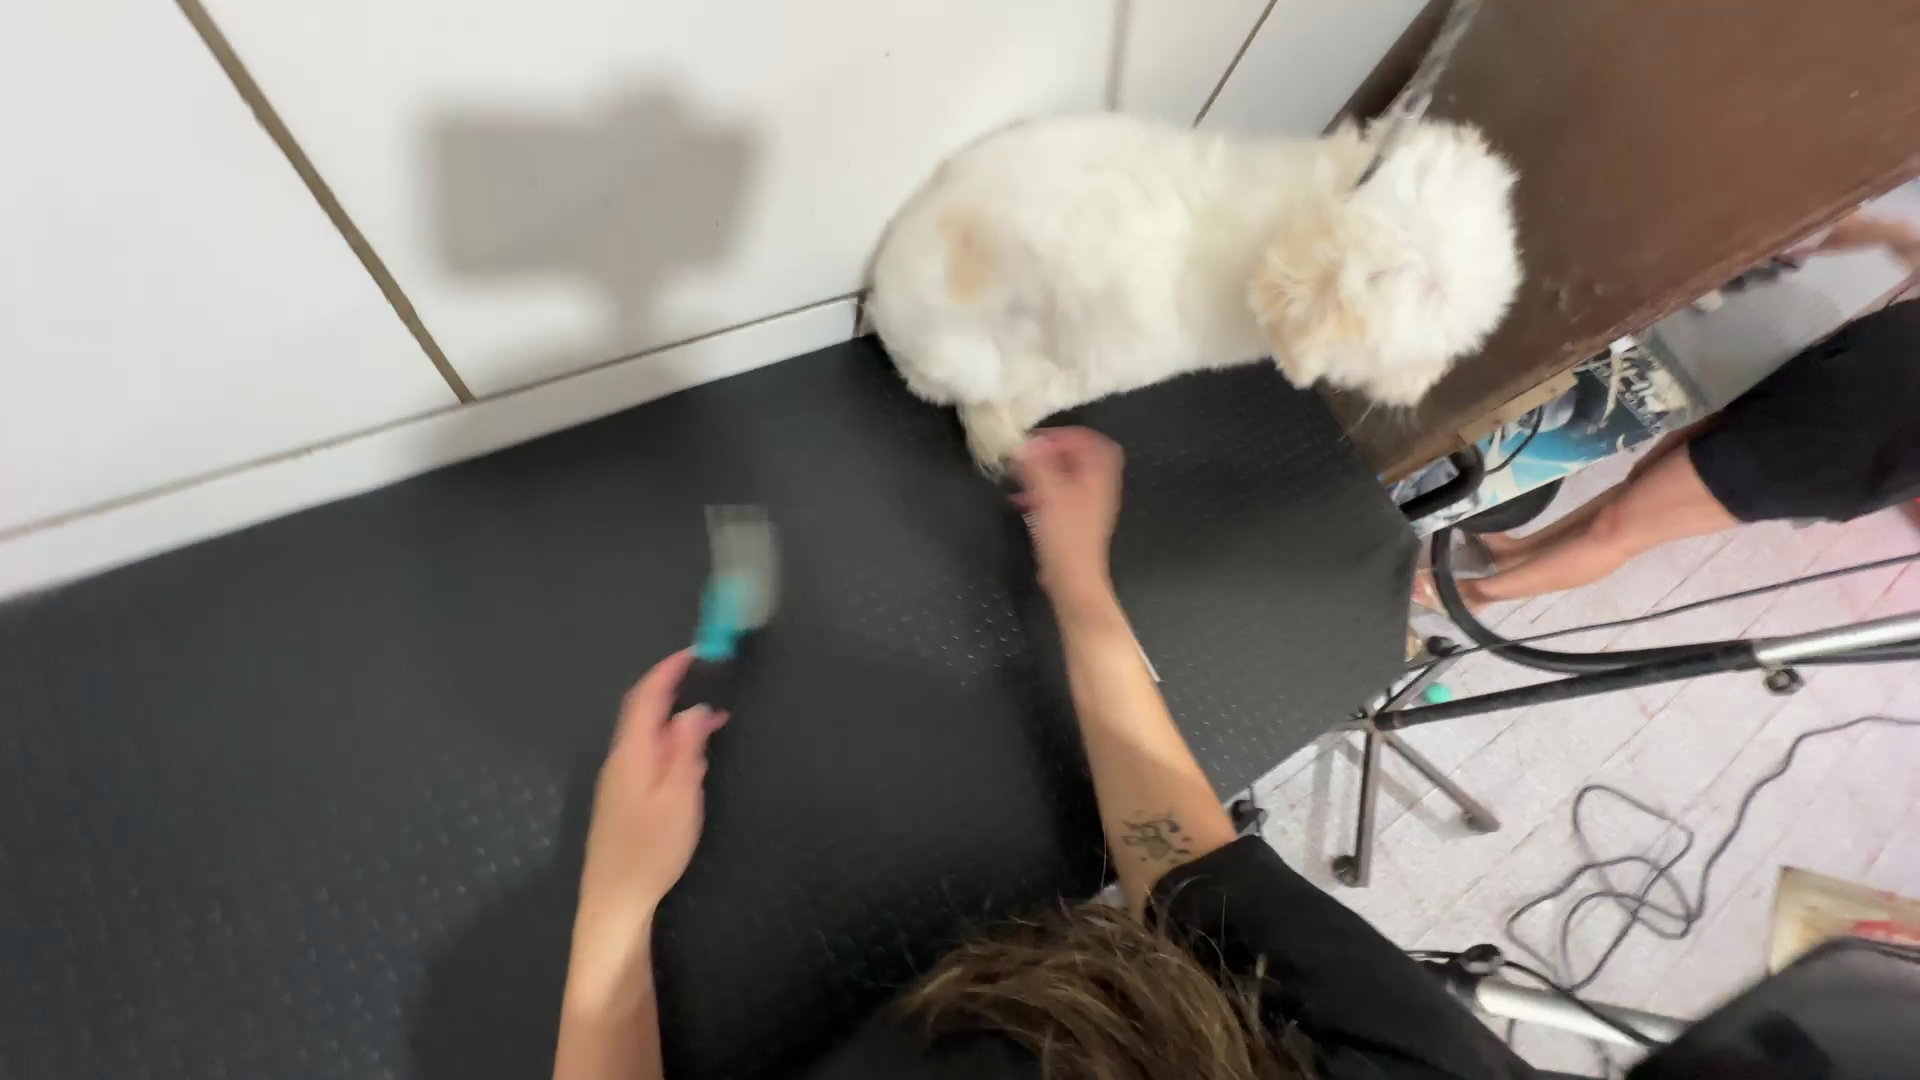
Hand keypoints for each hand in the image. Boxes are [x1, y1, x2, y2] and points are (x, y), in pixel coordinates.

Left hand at [568, 649, 727, 1004]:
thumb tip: (694, 709)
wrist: (615, 902)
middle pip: (643, 712)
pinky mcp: (621, 798)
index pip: (646, 697)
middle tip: (708, 678)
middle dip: (673, 689)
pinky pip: (646, 753)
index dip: (668, 670)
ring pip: (646, 735)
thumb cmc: (652, 848)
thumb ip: (687, 748)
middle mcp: (619, 759)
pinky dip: (670, 741)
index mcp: (633, 753)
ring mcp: (617, 780)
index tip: (694, 652)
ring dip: (675, 718)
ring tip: (713, 719)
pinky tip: (691, 756)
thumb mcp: (680, 795)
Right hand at [1015, 426, 1123, 611]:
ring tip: (1019, 474)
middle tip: (1028, 454)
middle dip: (1051, 452)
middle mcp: (1098, 487)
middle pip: (1078, 457)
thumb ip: (1035, 464)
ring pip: (1067, 477)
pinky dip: (1042, 491)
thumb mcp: (1047, 492)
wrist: (1073, 578)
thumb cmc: (1065, 534)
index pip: (1090, 440)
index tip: (1037, 440)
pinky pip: (1060, 496)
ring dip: (1043, 472)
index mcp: (1099, 475)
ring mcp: (1088, 505)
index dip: (1065, 435)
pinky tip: (1021, 499)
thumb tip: (1024, 443)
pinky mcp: (1075, 522)